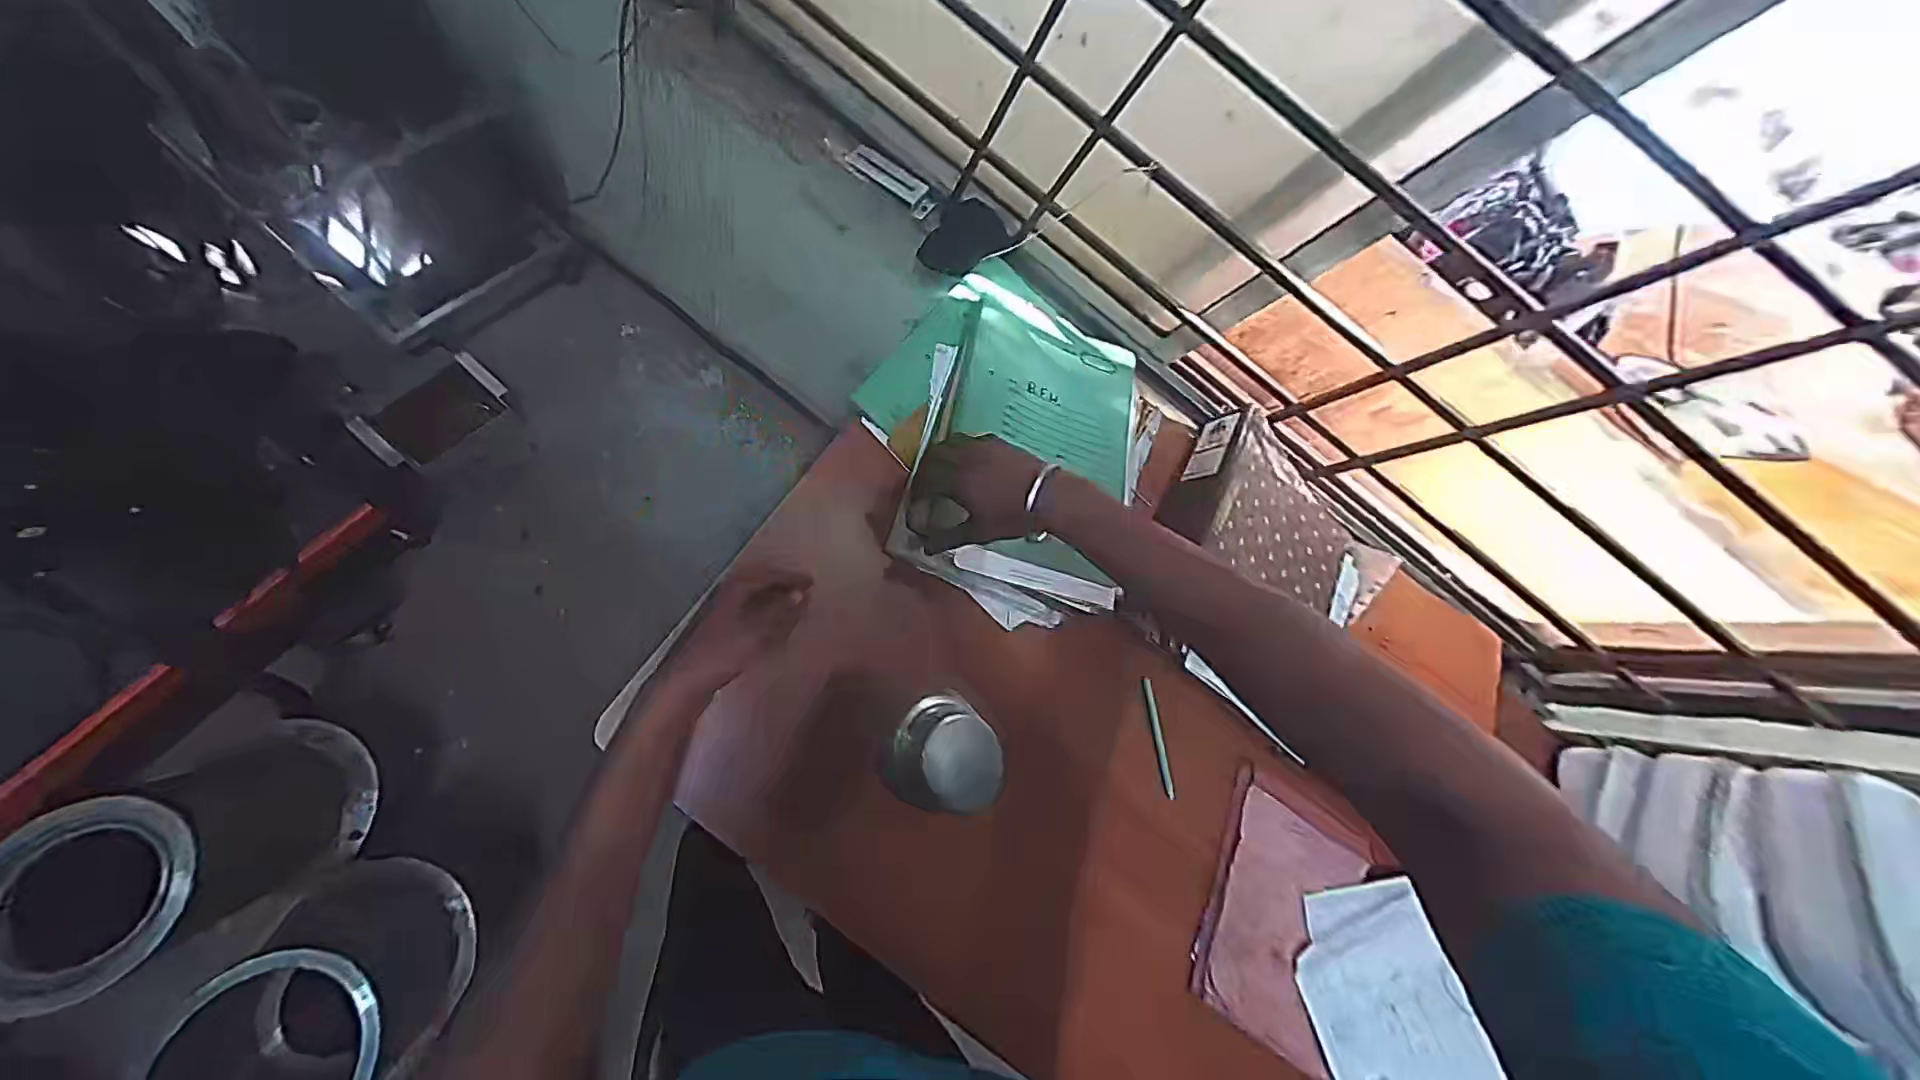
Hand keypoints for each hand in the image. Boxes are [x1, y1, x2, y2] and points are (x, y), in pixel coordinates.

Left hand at [676, 568, 811, 689]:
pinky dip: (762, 605)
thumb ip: (784, 613)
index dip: (793, 577)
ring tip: (791, 601)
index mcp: (738, 587)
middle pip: (760, 579)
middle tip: (803, 589)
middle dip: (783, 583)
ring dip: (773, 594)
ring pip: (753, 591)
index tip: (811, 582)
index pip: (771, 574)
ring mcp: (721, 604)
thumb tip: (802, 595)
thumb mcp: (762, 633)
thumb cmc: (727, 654)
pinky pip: (746, 602)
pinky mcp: (718, 619)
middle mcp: (728, 589)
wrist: (691, 678)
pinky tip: (770, 616)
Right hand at [908, 435, 1046, 552]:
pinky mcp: (995, 441)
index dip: (916, 493)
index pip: (923, 481)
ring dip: (938, 457)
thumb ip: (948, 538)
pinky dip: (959, 449)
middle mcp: (962, 456)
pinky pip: (967, 440)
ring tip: (942, 473)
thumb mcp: (978, 532)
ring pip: (947, 444)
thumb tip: (926, 548)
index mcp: (955, 478)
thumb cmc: (1012, 516)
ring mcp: (979, 445)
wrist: (1048, 495)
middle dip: (923, 472)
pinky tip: (968, 462)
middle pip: (930, 457)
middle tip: (925, 488)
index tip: (917, 504)